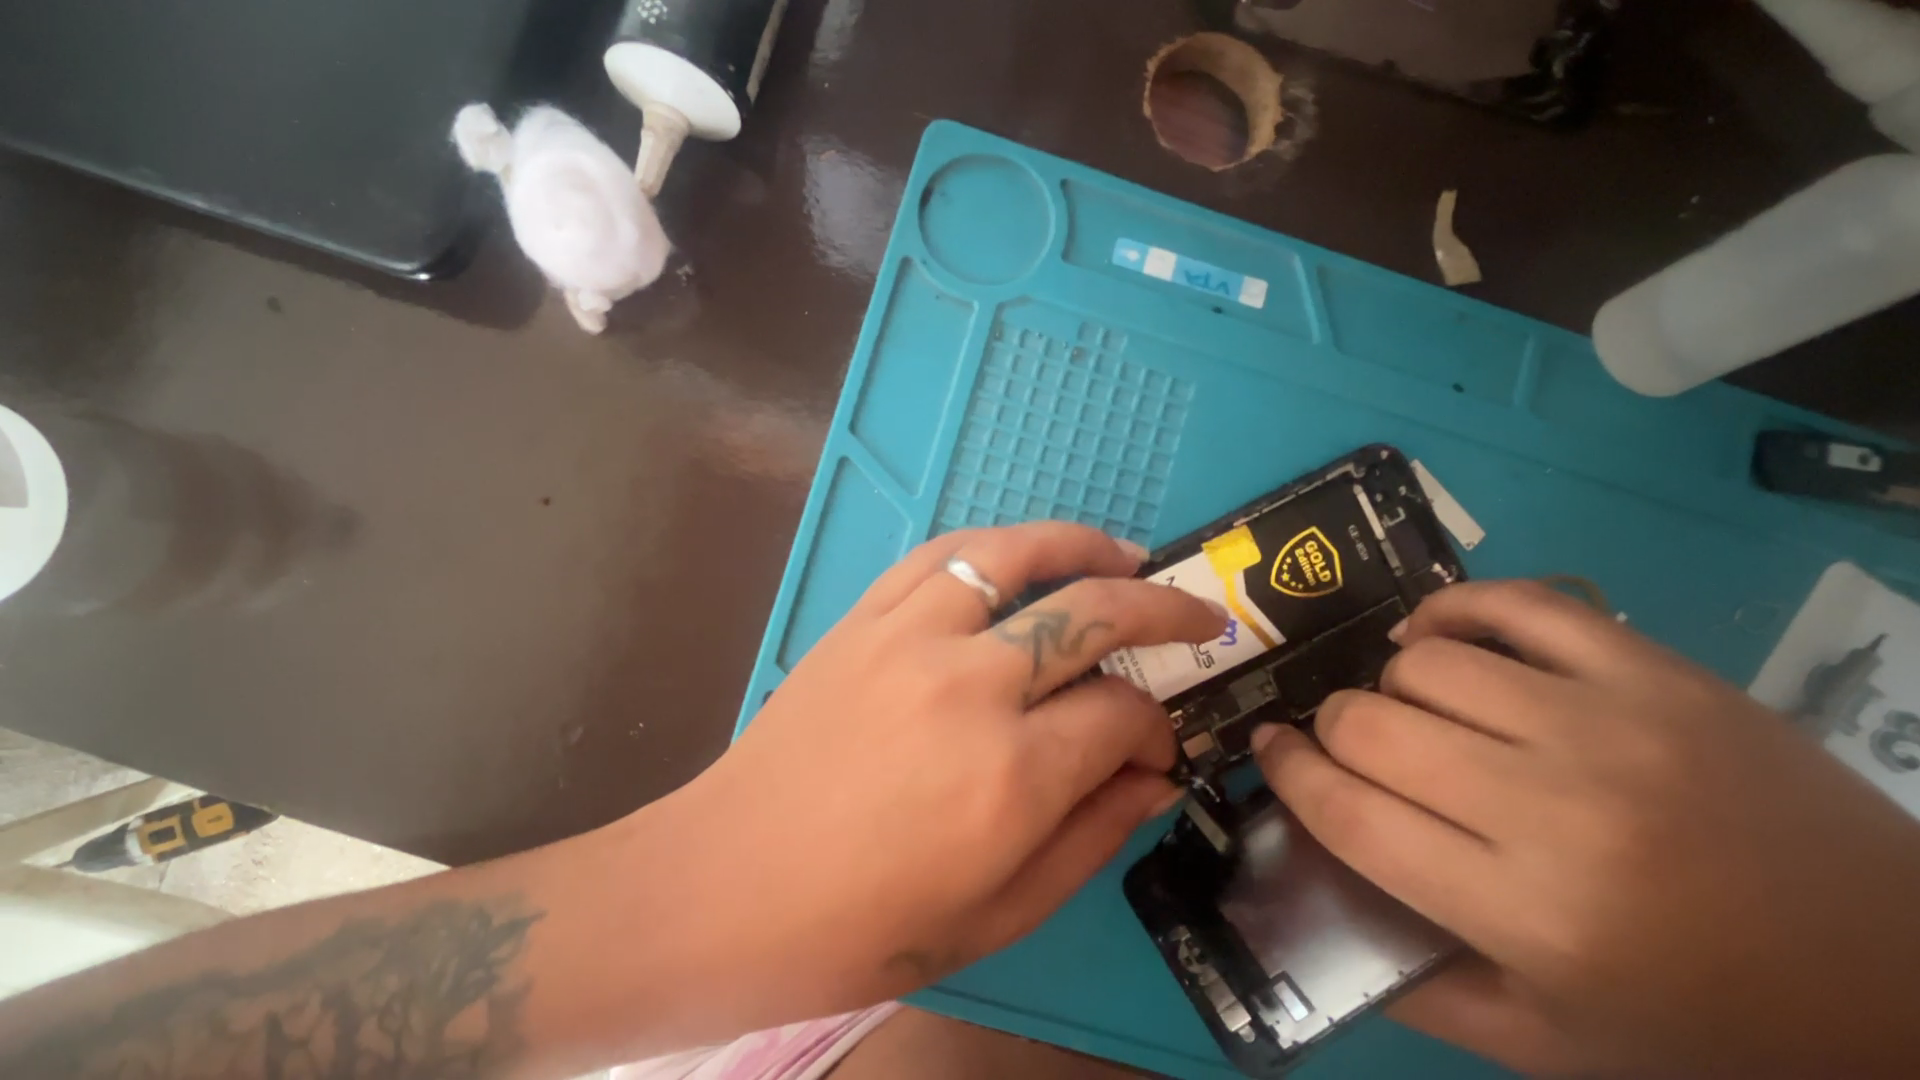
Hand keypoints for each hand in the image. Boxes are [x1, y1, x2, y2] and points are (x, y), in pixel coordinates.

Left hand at [652, 522, 1224, 1030]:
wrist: (726, 887)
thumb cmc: (864, 926)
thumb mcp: (999, 913)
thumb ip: (1092, 836)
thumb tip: (1158, 778)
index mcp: (1014, 776)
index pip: (1123, 715)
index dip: (1157, 727)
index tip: (1158, 745)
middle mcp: (972, 687)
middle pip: (1093, 615)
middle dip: (1164, 612)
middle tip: (1198, 620)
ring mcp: (911, 639)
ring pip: (1018, 557)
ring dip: (1085, 546)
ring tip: (1128, 556)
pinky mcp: (862, 621)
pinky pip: (941, 555)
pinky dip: (997, 545)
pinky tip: (1025, 555)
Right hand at [1253, 581, 1919, 1076]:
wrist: (1905, 979)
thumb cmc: (1705, 1021)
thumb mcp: (1547, 1040)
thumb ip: (1416, 985)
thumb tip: (1314, 907)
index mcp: (1521, 909)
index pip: (1346, 810)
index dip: (1287, 772)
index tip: (1271, 753)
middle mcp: (1554, 807)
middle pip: (1371, 725)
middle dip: (1333, 732)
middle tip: (1350, 751)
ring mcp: (1609, 724)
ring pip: (1426, 663)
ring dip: (1392, 685)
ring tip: (1411, 710)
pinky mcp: (1656, 672)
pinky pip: (1515, 604)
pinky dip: (1453, 610)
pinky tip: (1437, 638)